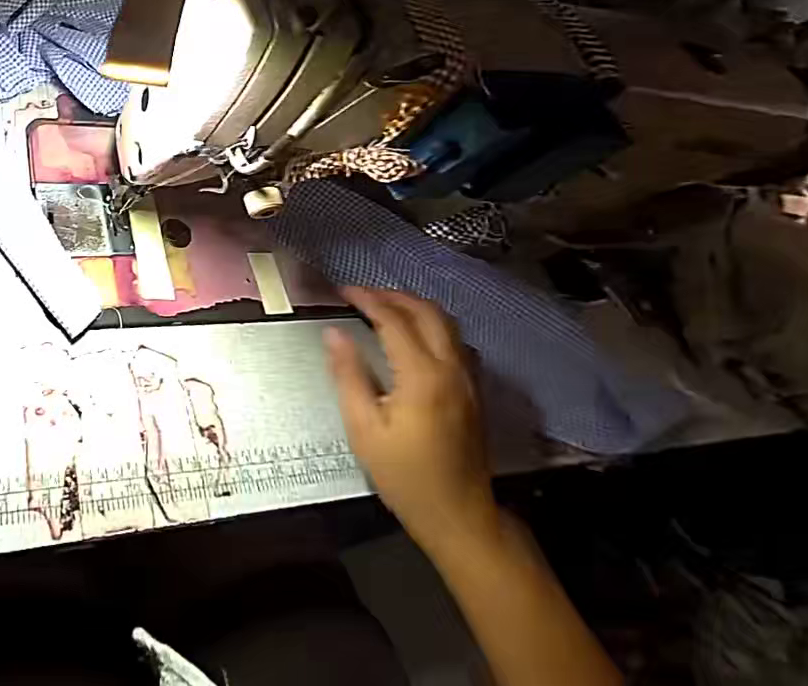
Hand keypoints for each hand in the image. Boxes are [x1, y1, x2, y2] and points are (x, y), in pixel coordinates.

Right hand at [325, 286, 497, 556]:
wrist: (460, 516)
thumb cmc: (404, 474)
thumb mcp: (363, 427)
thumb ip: (349, 375)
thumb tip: (334, 333)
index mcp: (423, 377)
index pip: (395, 321)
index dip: (367, 300)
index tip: (342, 292)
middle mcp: (452, 371)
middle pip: (428, 313)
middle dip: (393, 296)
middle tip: (361, 295)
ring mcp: (469, 380)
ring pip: (447, 324)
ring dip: (414, 307)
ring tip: (382, 308)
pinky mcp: (474, 391)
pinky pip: (455, 342)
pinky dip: (430, 326)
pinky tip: (411, 336)